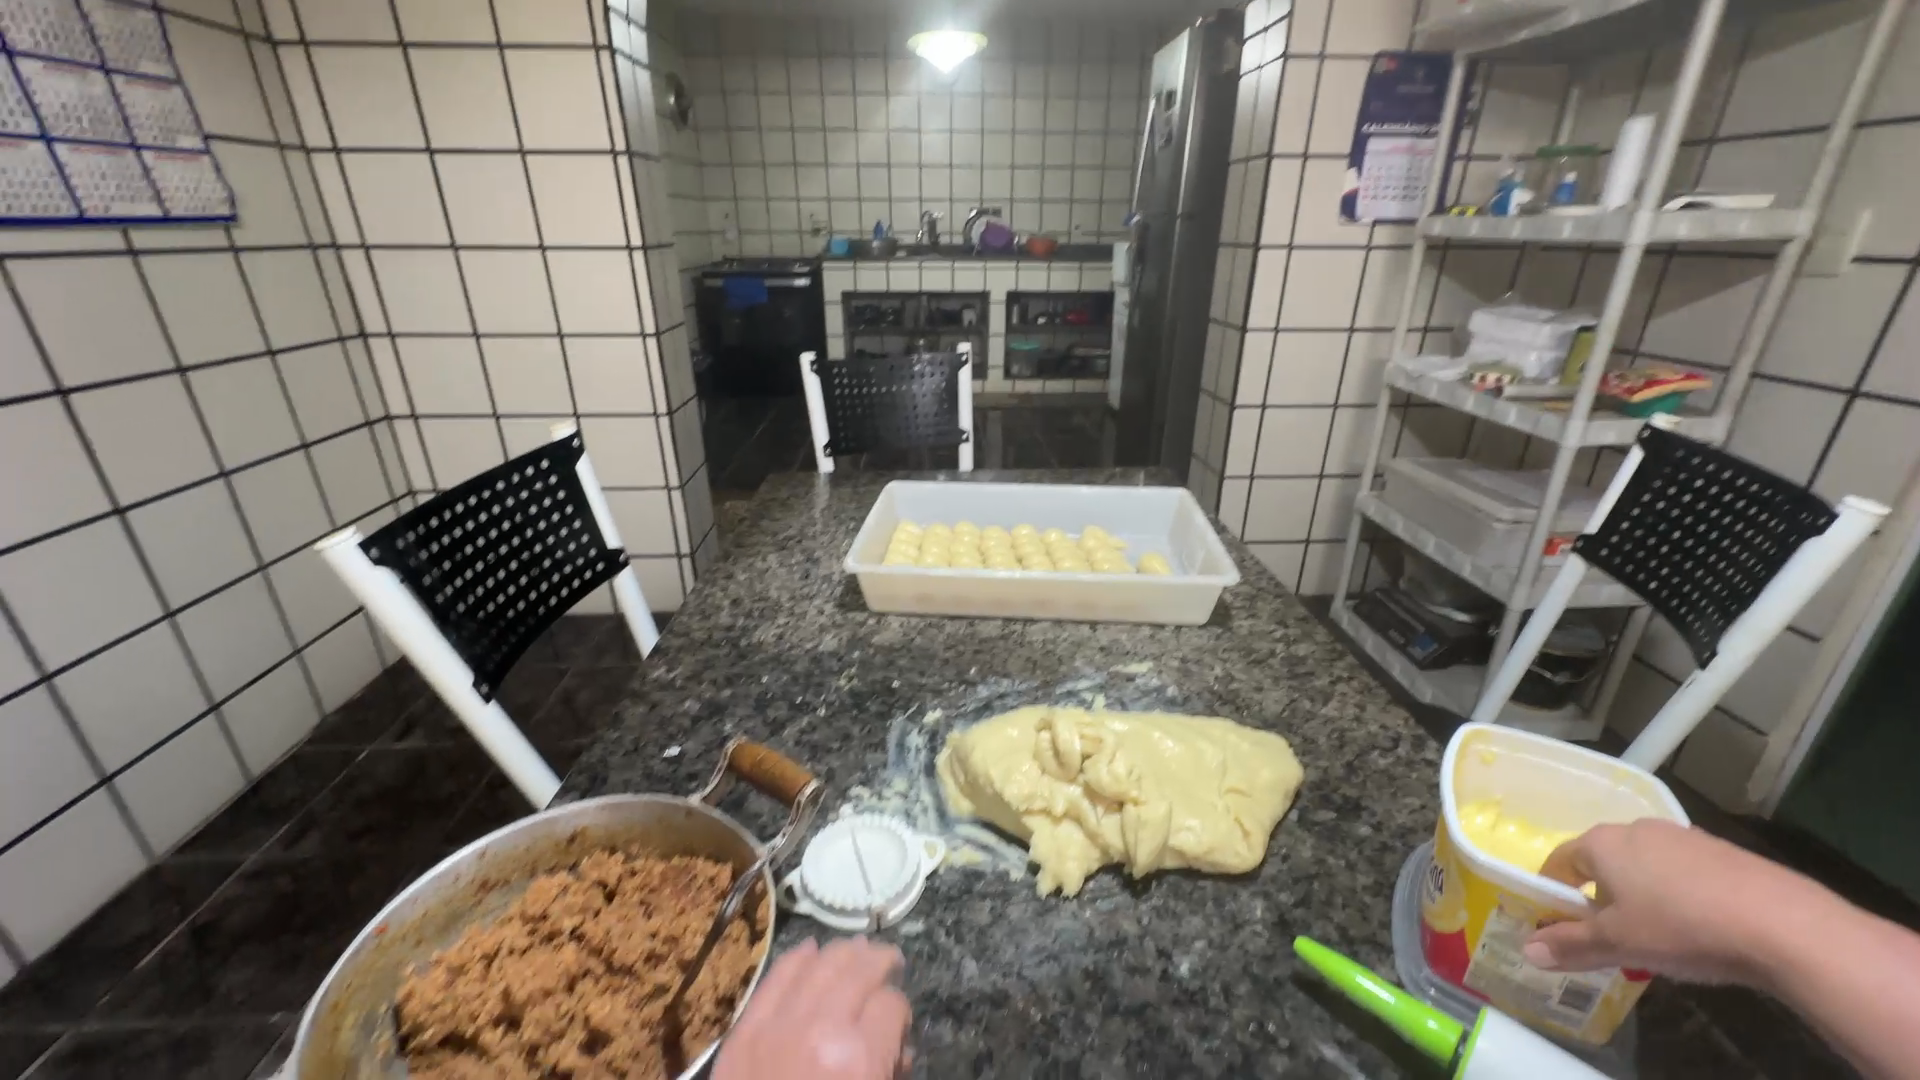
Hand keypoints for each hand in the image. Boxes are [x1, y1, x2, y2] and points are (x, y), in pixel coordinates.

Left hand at [713, 937, 911, 1079]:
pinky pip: (776, 978)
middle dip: (882, 961)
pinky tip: (812, 950)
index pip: (892, 1006)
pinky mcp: (744, 1032)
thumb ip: (888, 1075)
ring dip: (846, 952)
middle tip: (892, 961)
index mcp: (858, 1061)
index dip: (902, 1011)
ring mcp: (778, 1026)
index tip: (900, 1024)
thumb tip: (898, 1052)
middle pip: (860, 970)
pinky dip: (798, 958)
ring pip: (822, 962)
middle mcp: (822, 1030)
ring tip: (860, 951)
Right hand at [1523, 819, 1834, 987]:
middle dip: (1602, 895)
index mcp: (1600, 842)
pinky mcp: (1726, 852)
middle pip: (1604, 862)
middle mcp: (1635, 829)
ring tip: (1663, 935)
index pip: (1560, 862)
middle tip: (1615, 935)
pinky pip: (1687, 872)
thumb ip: (1572, 945)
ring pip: (1646, 865)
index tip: (1563, 923)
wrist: (1790, 927)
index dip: (1555, 893)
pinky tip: (1705, 926)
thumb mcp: (1620, 944)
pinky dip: (1684, 894)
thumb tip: (1528, 951)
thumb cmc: (1683, 928)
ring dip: (1644, 894)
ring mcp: (1684, 837)